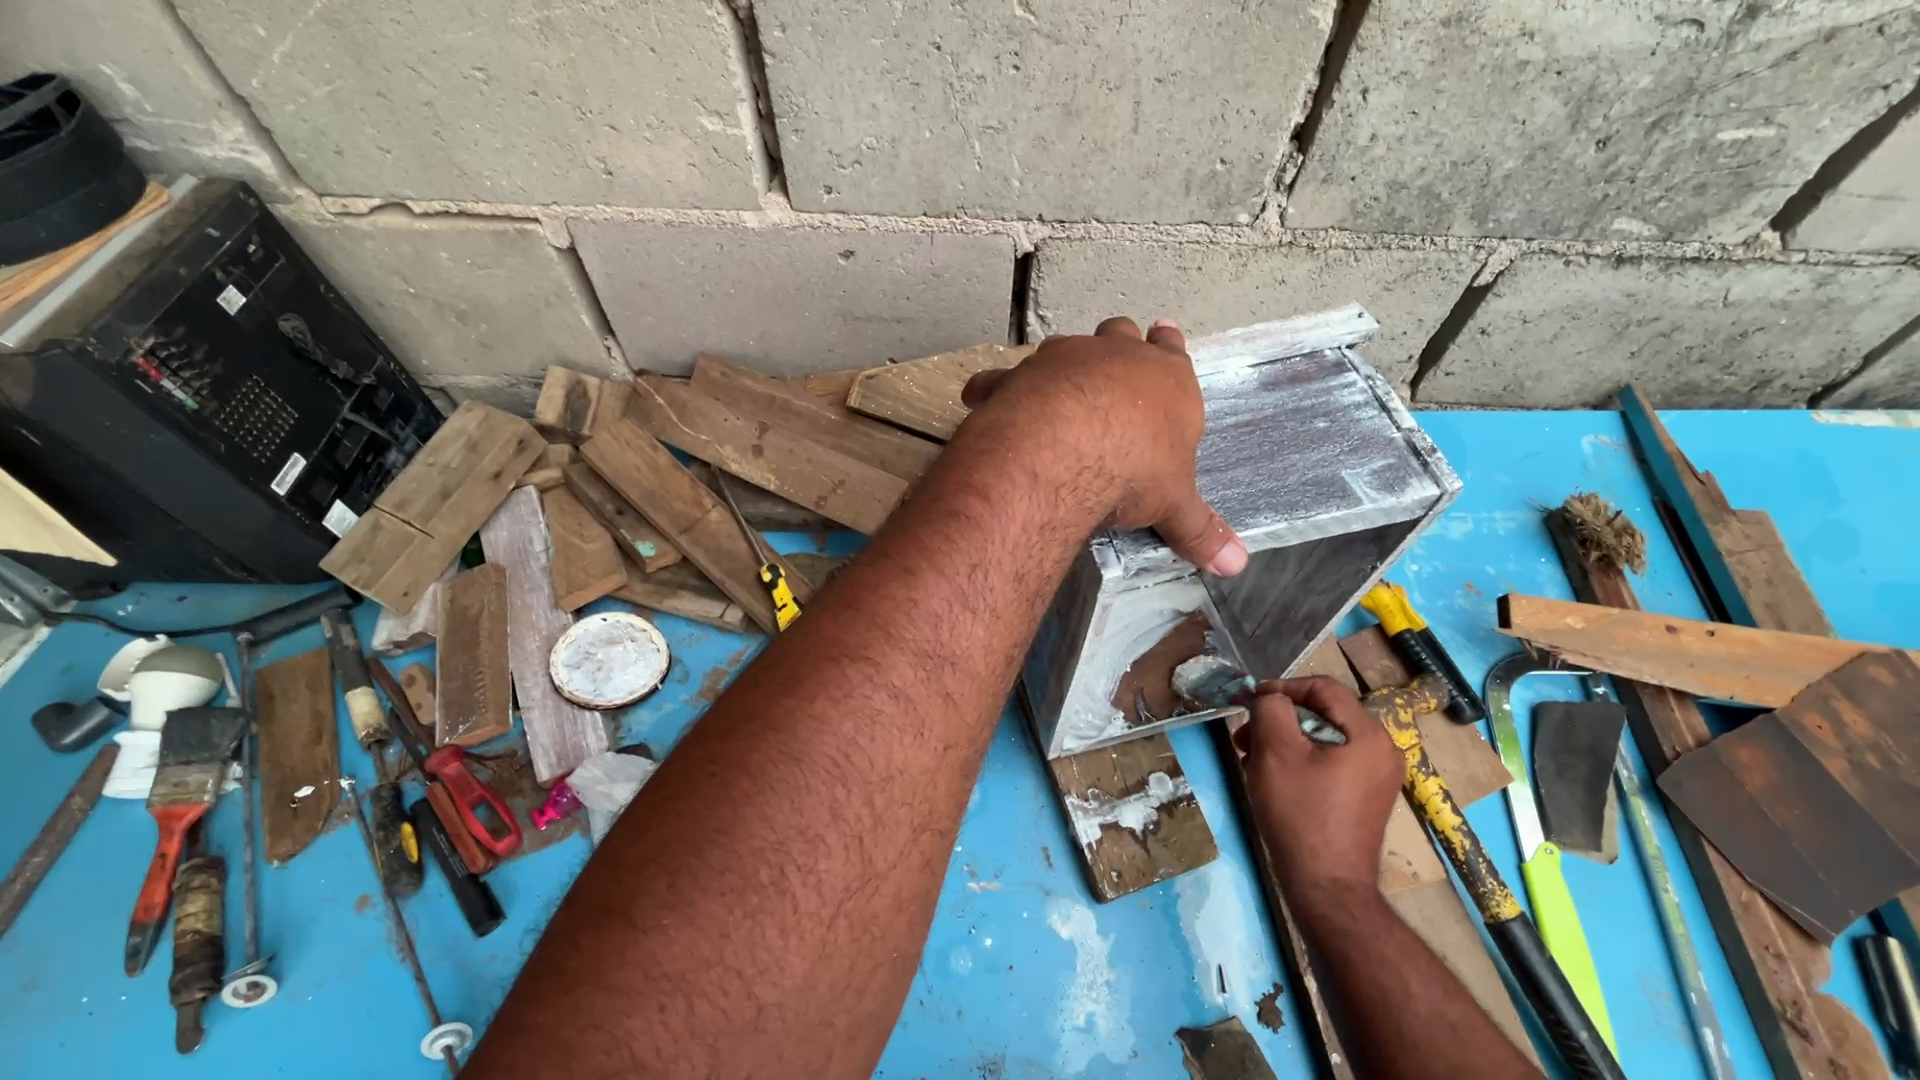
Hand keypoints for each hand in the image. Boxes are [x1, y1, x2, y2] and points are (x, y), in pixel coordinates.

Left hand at [959, 317, 1247, 575]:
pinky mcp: (1019, 376)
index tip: (1165, 333)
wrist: (1064, 451)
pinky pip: (1003, 376)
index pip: (1172, 350)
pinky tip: (984, 399)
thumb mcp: (1174, 507)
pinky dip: (997, 387)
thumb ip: (1200, 530)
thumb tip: (1236, 565)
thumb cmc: (1135, 472)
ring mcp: (1063, 360)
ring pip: (1064, 346)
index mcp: (1166, 380)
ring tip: (1051, 390)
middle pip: (1119, 333)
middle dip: (1117, 346)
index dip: (1168, 344)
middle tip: (1112, 361)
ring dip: (1060, 366)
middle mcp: (1115, 356)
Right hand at [1234, 676, 1403, 905]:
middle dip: (1279, 719)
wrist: (1326, 884)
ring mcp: (1378, 776)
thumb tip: (1270, 698)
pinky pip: (1331, 761)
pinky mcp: (1367, 796)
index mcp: (1368, 734)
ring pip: (1324, 738)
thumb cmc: (1299, 813)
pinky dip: (1301, 761)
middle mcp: (1383, 750)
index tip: (1248, 702)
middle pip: (1323, 713)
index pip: (1323, 687)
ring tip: (1253, 760)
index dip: (1282, 688)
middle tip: (1244, 737)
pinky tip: (1275, 779)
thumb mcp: (1276, 752)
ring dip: (1285, 740)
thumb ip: (1271, 709)